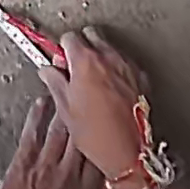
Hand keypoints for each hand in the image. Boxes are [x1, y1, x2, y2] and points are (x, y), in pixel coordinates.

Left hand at [0, 97, 102, 188]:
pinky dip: (37, 116)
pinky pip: (33, 134)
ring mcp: (45, 166)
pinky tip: (42, 101)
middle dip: (92, 118)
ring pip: (62, 131)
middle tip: (98, 97)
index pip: (105, 162)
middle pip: (85, 140)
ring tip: (74, 91)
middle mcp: (69, 175)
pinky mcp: (22, 163)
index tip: (119, 128)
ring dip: (68, 111)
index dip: (112, 143)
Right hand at [37, 26, 150, 181]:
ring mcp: (127, 66)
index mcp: (85, 62)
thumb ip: (55, 82)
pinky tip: (111, 89)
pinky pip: (125, 62)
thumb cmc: (97, 134)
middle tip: (75, 69)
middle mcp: (108, 57)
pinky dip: (117, 68)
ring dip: (100, 57)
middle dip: (82, 47)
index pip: (69, 37)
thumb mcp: (66, 108)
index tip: (61, 63)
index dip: (62, 50)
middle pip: (91, 35)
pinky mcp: (141, 77)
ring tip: (94, 82)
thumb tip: (48, 71)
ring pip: (109, 47)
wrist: (130, 153)